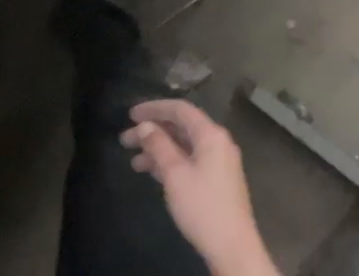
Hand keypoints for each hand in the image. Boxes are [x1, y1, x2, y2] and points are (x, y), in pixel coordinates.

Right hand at [121, 99, 277, 275]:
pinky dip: (170, 163)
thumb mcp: (175, 173)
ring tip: (134, 162)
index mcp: (211, 135)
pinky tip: (152, 173)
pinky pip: (189, 161)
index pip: (179, 109)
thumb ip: (158, 144)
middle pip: (180, 127)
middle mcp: (217, 143)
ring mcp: (218, 163)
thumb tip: (145, 126)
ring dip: (158, 150)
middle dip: (152, 131)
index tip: (130, 115)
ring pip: (183, 146)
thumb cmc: (202, 206)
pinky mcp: (216, 181)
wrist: (233, 250)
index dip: (153, 108)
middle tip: (125, 139)